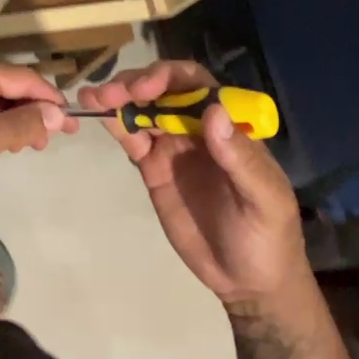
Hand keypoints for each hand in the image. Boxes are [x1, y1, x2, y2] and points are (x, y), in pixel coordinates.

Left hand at [0, 57, 75, 200]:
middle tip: (53, 140)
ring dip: (17, 119)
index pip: (25, 78)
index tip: (74, 122)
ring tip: (30, 145)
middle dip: (35, 111)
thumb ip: (23, 124)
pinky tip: (6, 142)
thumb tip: (58, 113)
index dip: (51, 99)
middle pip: (12, 85)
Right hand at [79, 61, 311, 307]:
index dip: (168, 76)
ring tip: (90, 98)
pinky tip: (97, 115)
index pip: (195, 84)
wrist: (248, 282)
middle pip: (160, 90)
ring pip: (141, 108)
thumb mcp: (265, 200)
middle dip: (133, 84)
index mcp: (227, 124)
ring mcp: (172, 145)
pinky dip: (114, 123)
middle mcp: (196, 126)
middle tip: (108, 94)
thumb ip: (240, 159)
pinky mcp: (152, 166)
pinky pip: (131, 137)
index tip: (146, 87)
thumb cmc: (268, 237)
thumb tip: (214, 111)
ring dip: (116, 97)